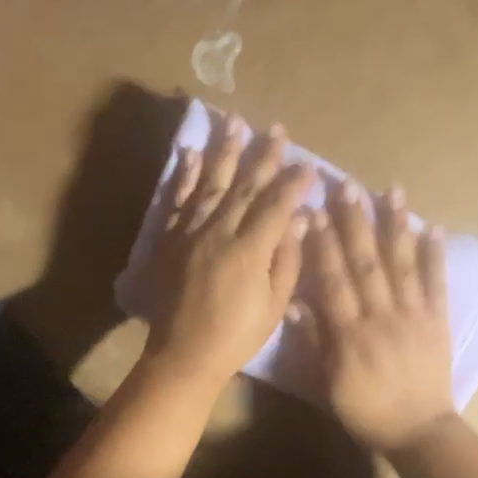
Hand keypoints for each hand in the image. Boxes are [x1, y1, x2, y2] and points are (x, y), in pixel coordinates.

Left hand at [143, 116, 315, 385]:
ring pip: (210, 183)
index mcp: (250, 250)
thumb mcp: (274, 306)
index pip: (277, 204)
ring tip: (234, 122)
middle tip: (277, 129)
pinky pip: (177, 200)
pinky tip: (190, 154)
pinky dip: (184, 176)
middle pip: (245, 186)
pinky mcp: (169, 240)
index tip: (308, 165)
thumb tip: (297, 220)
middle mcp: (219, 232)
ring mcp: (190, 233)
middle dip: (263, 156)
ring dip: (225, 152)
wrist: (183, 355)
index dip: (294, 182)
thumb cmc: (236, 337)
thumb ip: (286, 261)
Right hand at [297, 182, 456, 451]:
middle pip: (365, 262)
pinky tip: (431, 226)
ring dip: (395, 225)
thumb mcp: (328, 384)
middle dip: (355, 223)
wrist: (418, 431)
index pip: (333, 280)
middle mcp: (381, 316)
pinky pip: (436, 282)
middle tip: (346, 186)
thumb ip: (314, 343)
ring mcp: (413, 315)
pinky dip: (434, 254)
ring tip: (390, 190)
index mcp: (350, 333)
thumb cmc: (366, 411)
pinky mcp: (437, 320)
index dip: (322, 245)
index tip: (314, 212)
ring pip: (401, 263)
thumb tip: (295, 304)